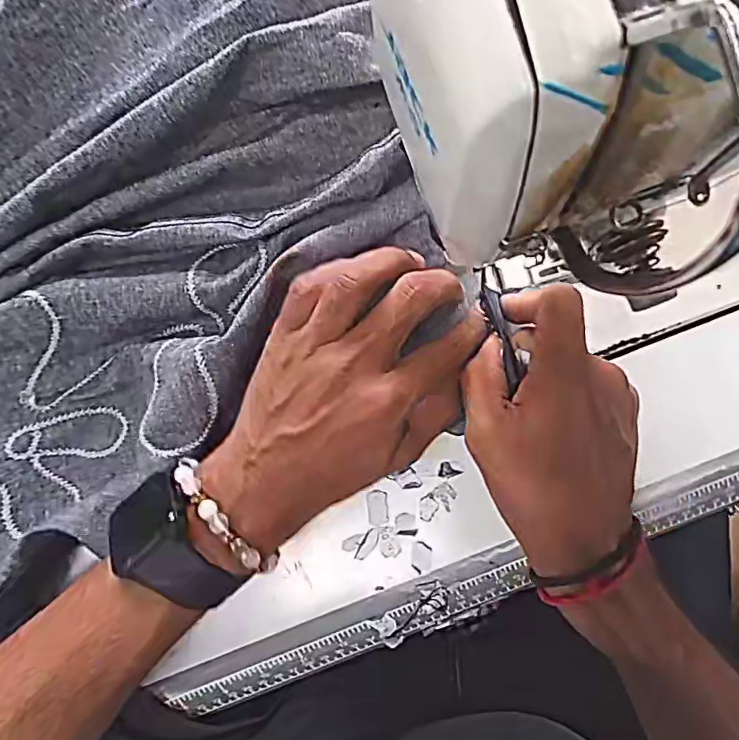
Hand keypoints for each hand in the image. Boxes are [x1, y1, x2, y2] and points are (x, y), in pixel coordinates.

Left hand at [197, 247, 482, 554]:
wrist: (264, 479)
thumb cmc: (325, 472)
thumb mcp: (396, 457)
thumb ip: (433, 415)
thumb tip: (458, 378)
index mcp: (385, 400)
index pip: (444, 348)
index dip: (470, 328)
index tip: (474, 321)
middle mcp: (352, 365)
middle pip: (408, 299)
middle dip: (440, 283)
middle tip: (446, 287)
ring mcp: (315, 345)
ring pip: (356, 280)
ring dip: (390, 260)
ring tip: (407, 263)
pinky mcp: (286, 336)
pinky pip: (309, 286)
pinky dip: (336, 268)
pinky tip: (355, 269)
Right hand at [460, 283, 637, 577]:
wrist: (583, 538)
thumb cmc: (541, 496)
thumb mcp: (484, 432)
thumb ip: (478, 373)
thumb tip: (483, 347)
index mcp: (564, 373)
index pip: (558, 298)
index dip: (526, 299)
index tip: (506, 316)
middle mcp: (598, 377)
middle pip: (558, 332)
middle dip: (524, 350)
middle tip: (502, 386)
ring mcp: (615, 395)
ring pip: (571, 361)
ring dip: (544, 377)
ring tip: (525, 420)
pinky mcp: (622, 413)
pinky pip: (588, 385)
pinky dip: (565, 396)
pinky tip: (547, 432)